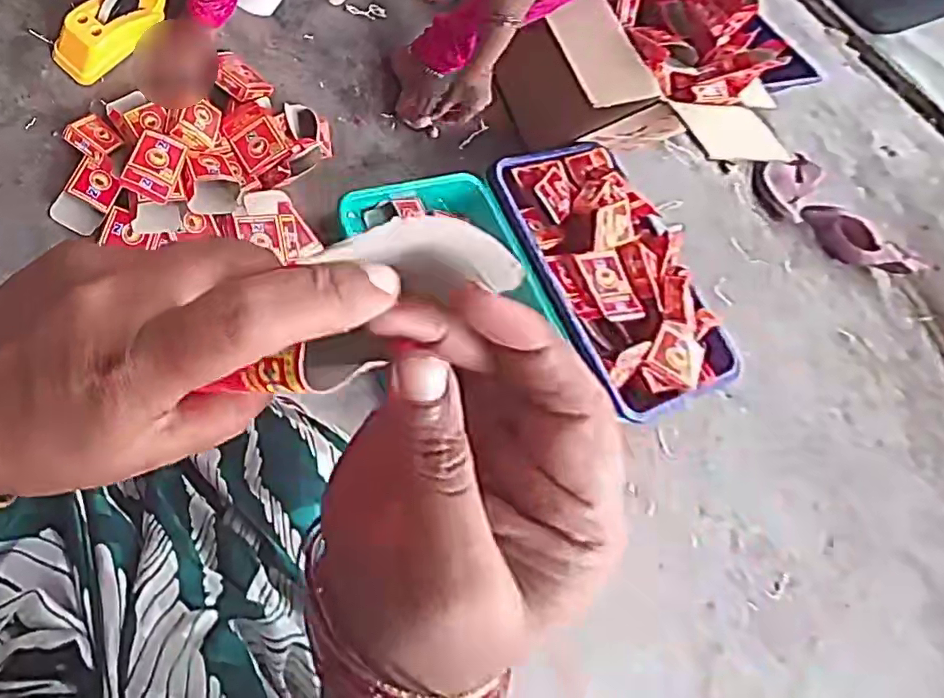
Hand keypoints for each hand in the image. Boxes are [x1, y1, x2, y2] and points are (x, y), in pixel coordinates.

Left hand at [0, 240, 401, 497]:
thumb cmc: (50, 443)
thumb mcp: (142, 455)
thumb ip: (222, 408)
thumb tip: (280, 366)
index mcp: (130, 375)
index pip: (239, 320)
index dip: (316, 298)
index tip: (376, 289)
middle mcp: (116, 302)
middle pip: (236, 263)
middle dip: (292, 275)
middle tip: (316, 301)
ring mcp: (98, 262)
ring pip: (208, 248)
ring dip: (247, 272)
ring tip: (247, 306)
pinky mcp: (86, 243)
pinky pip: (168, 249)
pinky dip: (197, 271)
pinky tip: (179, 302)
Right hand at [315, 285, 625, 692]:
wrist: (370, 635)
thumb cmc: (436, 631)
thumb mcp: (452, 565)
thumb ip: (439, 465)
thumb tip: (421, 365)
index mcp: (574, 498)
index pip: (573, 404)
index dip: (533, 347)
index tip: (482, 310)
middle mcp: (530, 448)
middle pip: (513, 365)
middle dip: (465, 329)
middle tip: (414, 310)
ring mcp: (474, 424)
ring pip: (463, 353)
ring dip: (426, 325)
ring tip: (386, 313)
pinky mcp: (423, 413)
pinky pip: (417, 361)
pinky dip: (396, 339)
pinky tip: (375, 327)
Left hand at [433, 65, 494, 125]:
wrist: (478, 65)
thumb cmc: (466, 80)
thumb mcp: (452, 96)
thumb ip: (443, 107)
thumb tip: (434, 116)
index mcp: (475, 109)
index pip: (460, 120)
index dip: (447, 120)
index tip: (438, 117)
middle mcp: (481, 105)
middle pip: (463, 113)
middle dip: (450, 112)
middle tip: (439, 110)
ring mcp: (482, 97)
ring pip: (466, 106)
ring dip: (455, 106)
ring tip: (443, 102)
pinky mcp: (482, 90)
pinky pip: (470, 98)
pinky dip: (460, 99)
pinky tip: (452, 95)